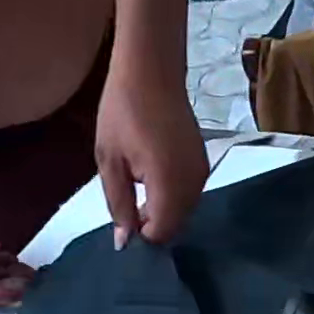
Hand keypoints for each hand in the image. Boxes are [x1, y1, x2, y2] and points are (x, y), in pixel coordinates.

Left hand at [94, 64, 206, 247]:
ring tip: (140, 193)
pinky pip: (189, 196)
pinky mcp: (203, 165)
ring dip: (164, 213)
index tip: (125, 221)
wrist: (152, 70)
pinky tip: (155, 182)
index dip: (142, 236)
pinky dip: (174, 200)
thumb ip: (118, 204)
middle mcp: (192, 184)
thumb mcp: (109, 160)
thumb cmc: (123, 111)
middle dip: (154, 226)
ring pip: (184, 213)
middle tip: (129, 208)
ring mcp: (201, 175)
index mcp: (168, 184)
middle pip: (176, 226)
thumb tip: (125, 242)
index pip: (161, 232)